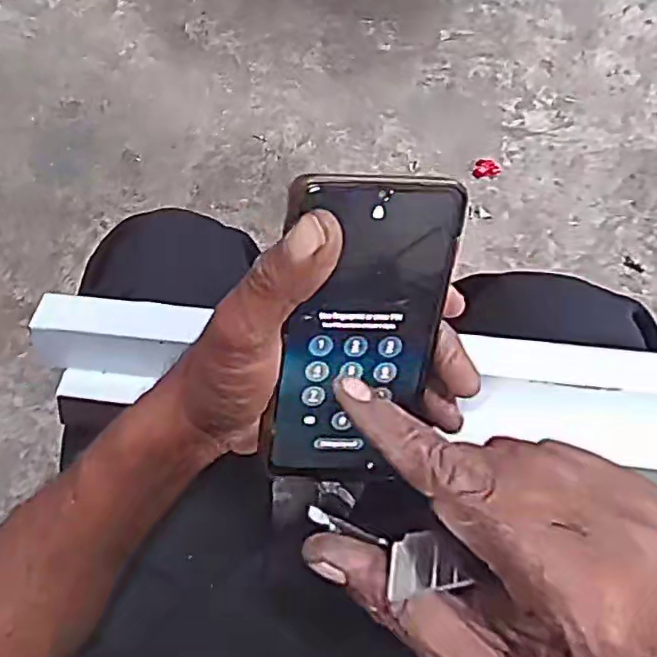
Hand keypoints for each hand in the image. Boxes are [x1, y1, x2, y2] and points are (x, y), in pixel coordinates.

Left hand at [155, 211, 482, 455]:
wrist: (203, 427)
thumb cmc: (215, 373)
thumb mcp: (246, 321)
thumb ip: (280, 277)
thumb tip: (318, 229)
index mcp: (304, 285)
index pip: (368, 267)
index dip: (413, 276)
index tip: (445, 292)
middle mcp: (320, 311)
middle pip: (392, 314)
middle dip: (431, 335)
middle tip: (453, 361)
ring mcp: (326, 348)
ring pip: (389, 352)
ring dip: (423, 370)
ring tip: (443, 394)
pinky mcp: (328, 380)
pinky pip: (375, 383)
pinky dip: (401, 397)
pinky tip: (413, 411)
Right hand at [300, 377, 656, 656]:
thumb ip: (397, 598)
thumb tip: (332, 553)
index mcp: (579, 590)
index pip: (464, 484)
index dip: (402, 437)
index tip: (361, 399)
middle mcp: (621, 538)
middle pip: (493, 462)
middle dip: (463, 488)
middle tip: (474, 543)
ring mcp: (644, 509)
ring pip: (524, 448)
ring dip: (502, 481)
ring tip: (520, 543)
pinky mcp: (653, 493)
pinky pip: (563, 450)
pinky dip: (539, 477)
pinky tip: (551, 528)